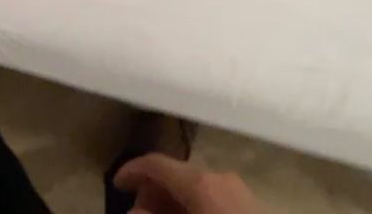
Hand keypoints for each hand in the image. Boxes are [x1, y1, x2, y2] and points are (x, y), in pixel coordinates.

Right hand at [113, 154, 265, 213]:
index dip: (132, 171)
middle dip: (153, 194)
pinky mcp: (255, 208)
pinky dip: (194, 208)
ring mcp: (241, 192)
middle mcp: (220, 177)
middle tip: (138, 213)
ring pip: (196, 188)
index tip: (116, 185)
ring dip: (173, 202)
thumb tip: (134, 212)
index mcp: (201, 181)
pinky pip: (214, 200)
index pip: (156, 163)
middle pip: (176, 175)